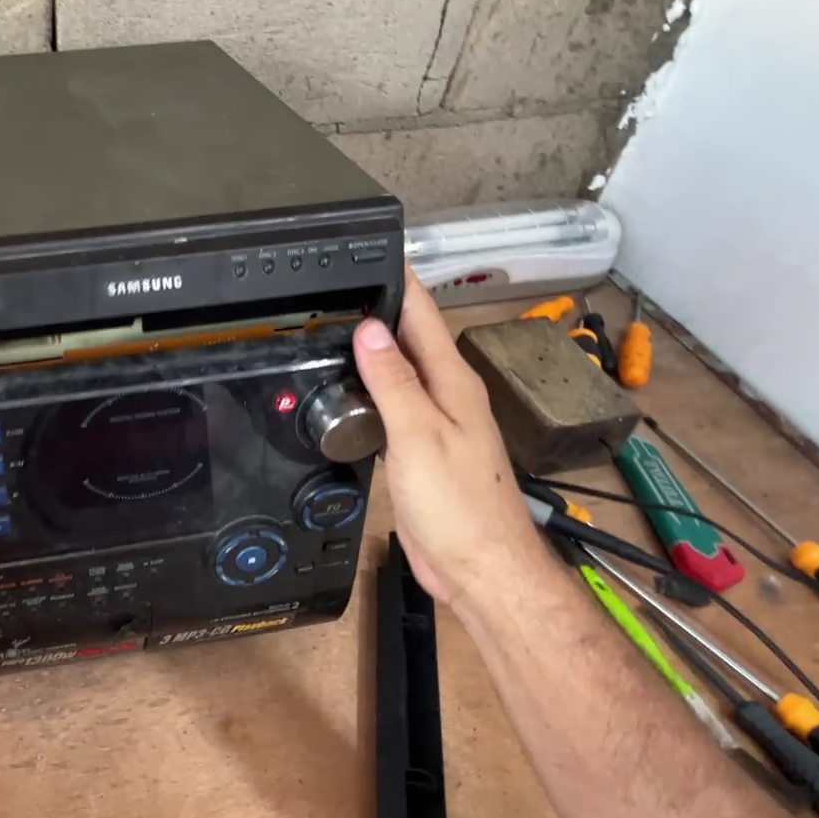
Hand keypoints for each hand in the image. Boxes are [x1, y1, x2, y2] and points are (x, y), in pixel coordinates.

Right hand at [352, 269, 549, 607]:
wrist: (479, 566)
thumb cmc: (459, 506)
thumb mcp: (419, 435)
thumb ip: (393, 380)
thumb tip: (370, 330)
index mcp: (452, 382)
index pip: (423, 316)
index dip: (398, 282)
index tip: (375, 251)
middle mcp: (446, 395)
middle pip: (409, 338)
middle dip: (379, 307)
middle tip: (341, 284)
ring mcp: (434, 421)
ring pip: (398, 369)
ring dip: (374, 346)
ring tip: (339, 323)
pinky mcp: (419, 447)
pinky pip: (392, 402)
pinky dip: (370, 385)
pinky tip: (351, 385)